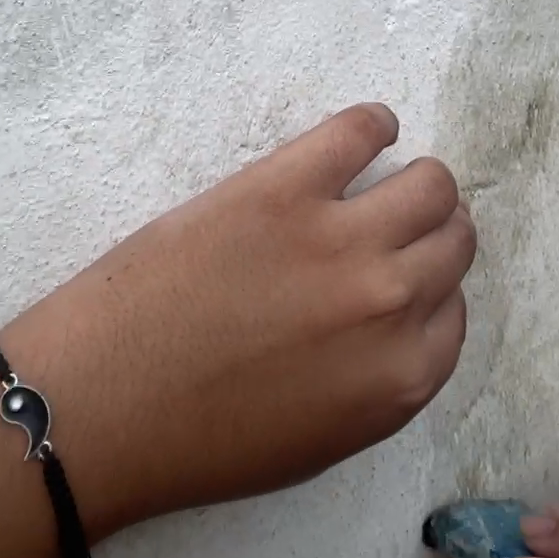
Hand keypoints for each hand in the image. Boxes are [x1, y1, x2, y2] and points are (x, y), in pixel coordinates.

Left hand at [0, 104, 474, 536]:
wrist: (103, 401)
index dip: (430, 287)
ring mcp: (340, 238)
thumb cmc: (203, 433)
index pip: (455, 306)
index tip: (404, 273)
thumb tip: (399, 313)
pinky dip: (371, 124)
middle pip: (452, 239)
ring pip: (429, 182)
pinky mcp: (284, 187)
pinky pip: (358, 131)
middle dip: (430, 233)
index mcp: (402, 376)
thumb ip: (378, 373)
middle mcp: (390, 303)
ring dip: (416, 181)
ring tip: (381, 179)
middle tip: (392, 225)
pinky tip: (367, 129)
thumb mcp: (321, 433)